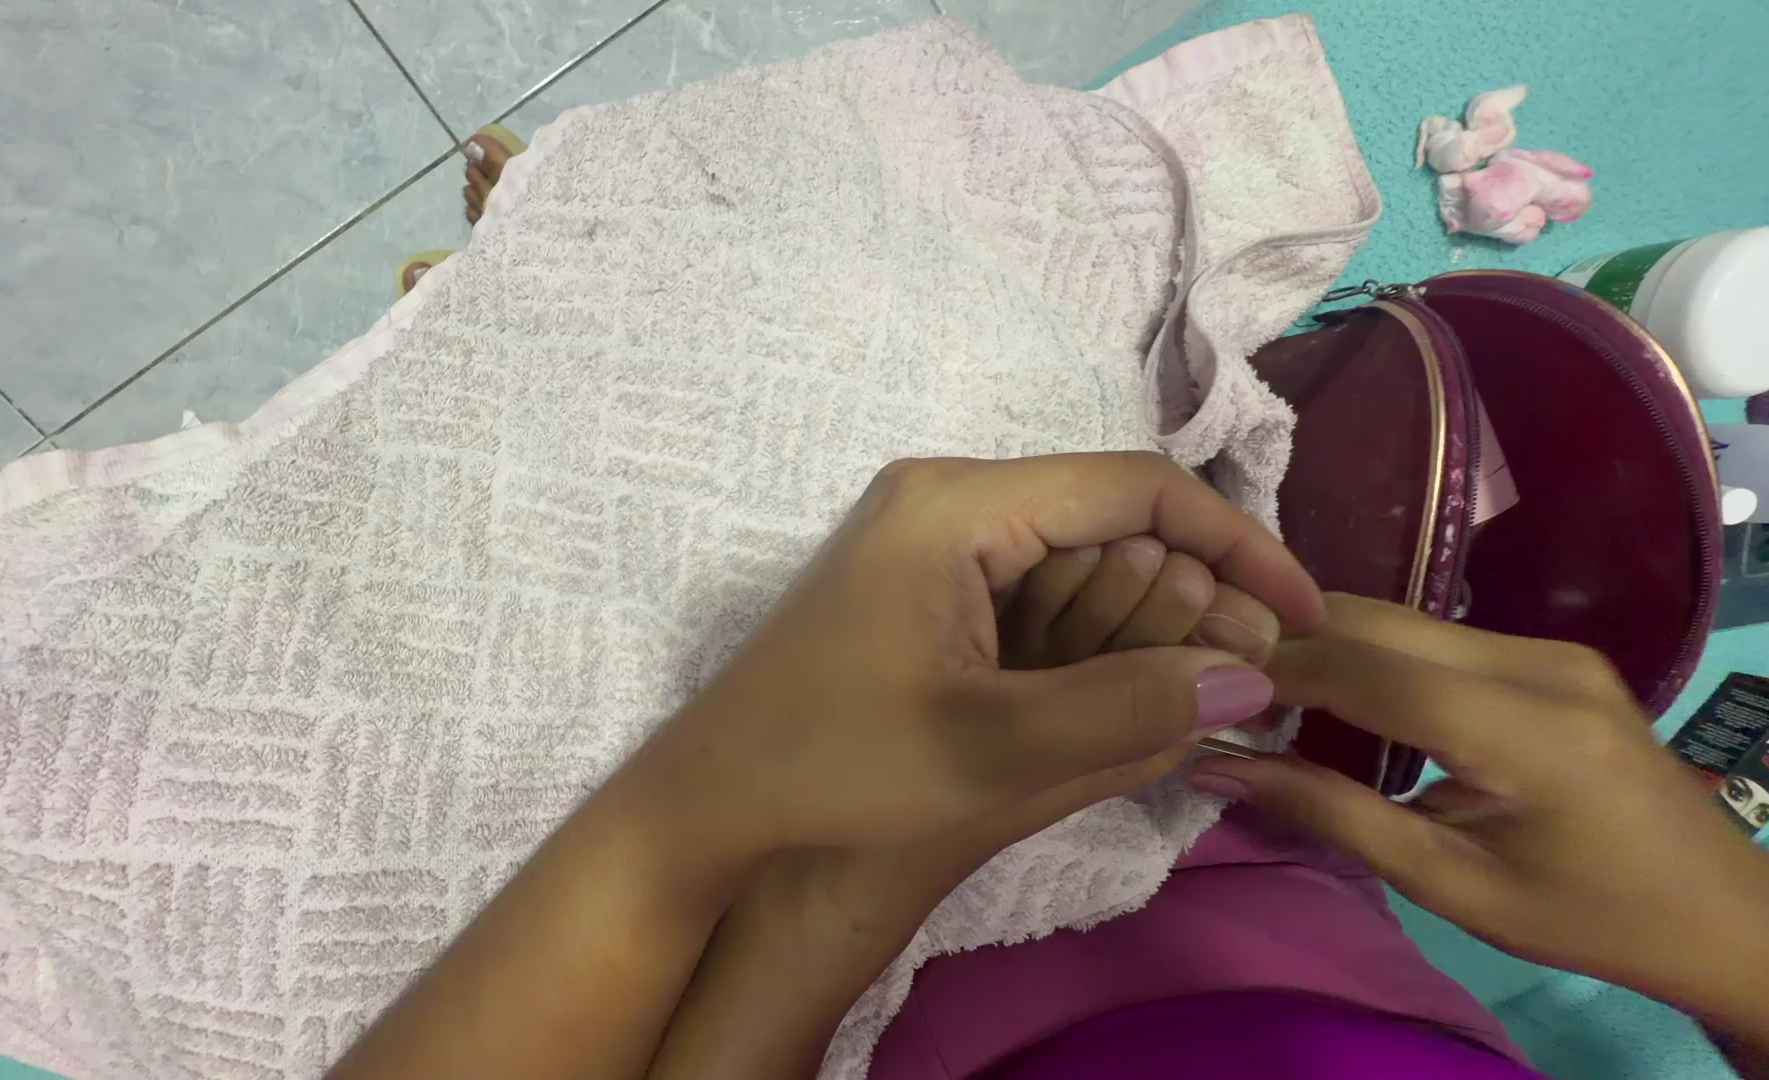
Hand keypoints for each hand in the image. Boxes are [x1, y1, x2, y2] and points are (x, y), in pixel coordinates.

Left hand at [653, 453, 1320, 855]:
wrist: (721, 783)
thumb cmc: (838, 763)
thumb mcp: (994, 750)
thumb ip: (1131, 708)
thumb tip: (1252, 675)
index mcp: (955, 505)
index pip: (1131, 486)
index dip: (1234, 542)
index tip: (1297, 615)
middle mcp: (940, 494)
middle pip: (1102, 516)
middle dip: (1183, 591)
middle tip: (1242, 676)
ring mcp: (921, 530)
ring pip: (1067, 552)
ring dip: (1132, 615)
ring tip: (1185, 689)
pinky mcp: (914, 572)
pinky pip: (1023, 580)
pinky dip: (1077, 626)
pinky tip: (1105, 681)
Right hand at [1188, 595, 1768, 1027]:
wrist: (1736, 920)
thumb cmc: (1590, 918)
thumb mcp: (1449, 884)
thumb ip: (1326, 812)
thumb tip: (1210, 764)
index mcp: (1528, 731)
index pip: (1363, 671)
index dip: (1269, 670)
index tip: (1196, 684)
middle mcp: (1537, 663)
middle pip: (1368, 622)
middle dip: (1276, 642)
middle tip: (1210, 676)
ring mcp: (1542, 647)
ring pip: (1384, 615)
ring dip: (1307, 639)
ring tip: (1249, 679)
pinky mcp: (1536, 650)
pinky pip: (1413, 630)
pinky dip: (1347, 647)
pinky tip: (1316, 681)